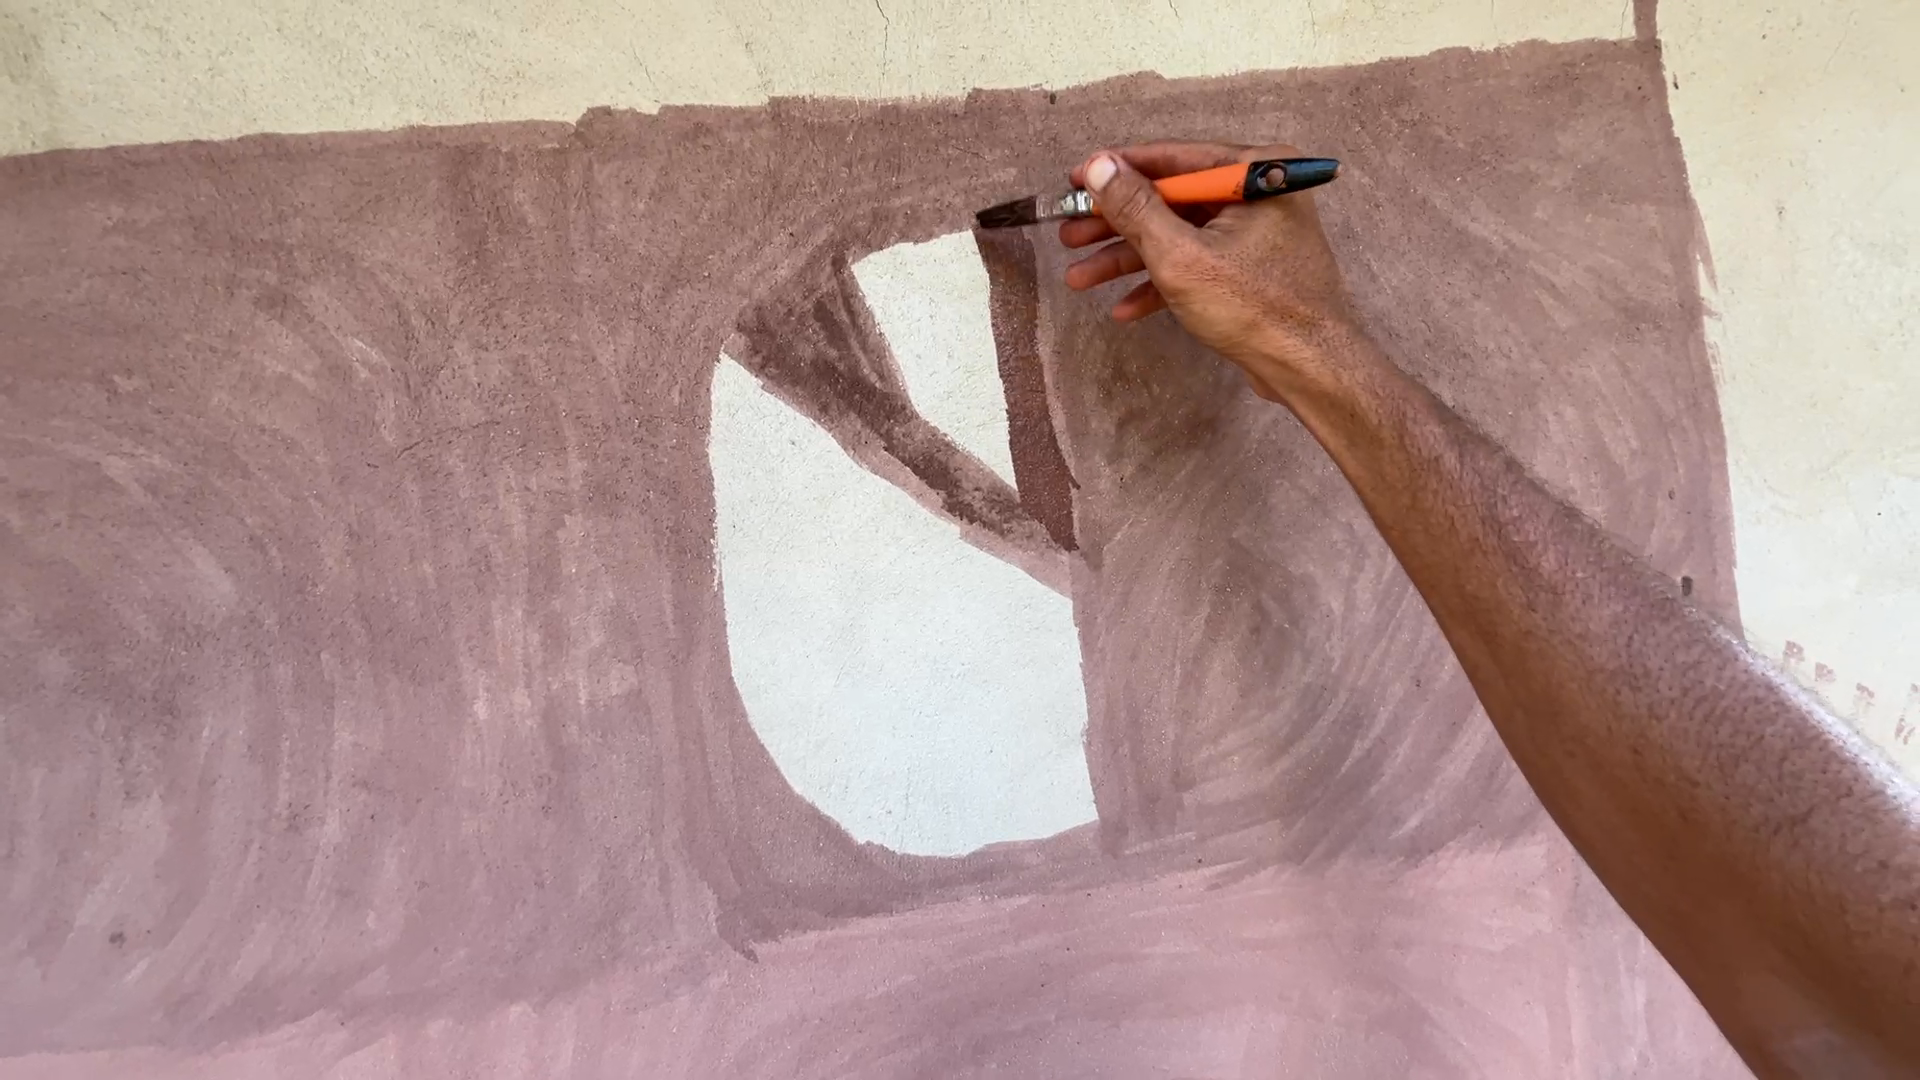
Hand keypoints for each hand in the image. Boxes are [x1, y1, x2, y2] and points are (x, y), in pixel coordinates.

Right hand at [1061, 141, 1372, 403]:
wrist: (1306, 364)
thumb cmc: (1250, 305)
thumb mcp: (1180, 255)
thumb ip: (1136, 209)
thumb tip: (1098, 166)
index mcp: (1252, 170)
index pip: (1171, 159)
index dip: (1117, 171)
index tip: (1075, 180)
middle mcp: (1256, 192)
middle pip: (1169, 201)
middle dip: (1114, 224)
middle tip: (1068, 236)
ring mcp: (1253, 234)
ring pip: (1177, 237)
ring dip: (1127, 260)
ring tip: (1079, 278)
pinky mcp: (1248, 270)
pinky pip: (1196, 266)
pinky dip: (1160, 284)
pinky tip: (1123, 308)